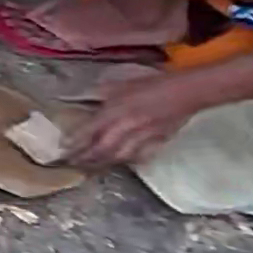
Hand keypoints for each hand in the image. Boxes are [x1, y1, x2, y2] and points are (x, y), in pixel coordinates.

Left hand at [63, 75, 199, 166]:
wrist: (188, 91)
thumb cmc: (153, 84)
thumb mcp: (121, 84)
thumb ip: (101, 94)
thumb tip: (83, 96)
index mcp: (115, 110)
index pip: (89, 130)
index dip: (75, 141)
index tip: (63, 149)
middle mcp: (126, 126)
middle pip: (101, 148)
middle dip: (85, 158)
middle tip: (72, 164)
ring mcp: (143, 136)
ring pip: (118, 155)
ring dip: (102, 163)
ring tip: (90, 168)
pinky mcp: (158, 142)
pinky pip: (139, 156)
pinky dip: (126, 161)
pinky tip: (118, 164)